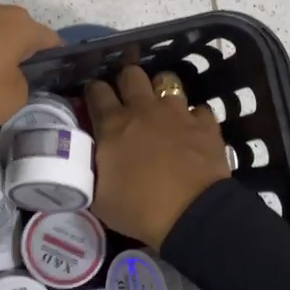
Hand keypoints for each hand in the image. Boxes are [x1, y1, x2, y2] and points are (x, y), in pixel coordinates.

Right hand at [85, 66, 230, 248]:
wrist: (191, 215)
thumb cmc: (138, 209)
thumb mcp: (98, 199)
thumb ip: (89, 173)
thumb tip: (83, 164)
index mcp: (112, 125)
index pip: (96, 91)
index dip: (93, 93)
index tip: (94, 104)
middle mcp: (143, 109)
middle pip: (131, 74)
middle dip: (126, 82)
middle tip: (127, 102)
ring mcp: (177, 112)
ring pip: (166, 81)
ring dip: (160, 94)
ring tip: (160, 111)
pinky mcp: (205, 123)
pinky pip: (198, 109)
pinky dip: (193, 118)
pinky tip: (191, 132)